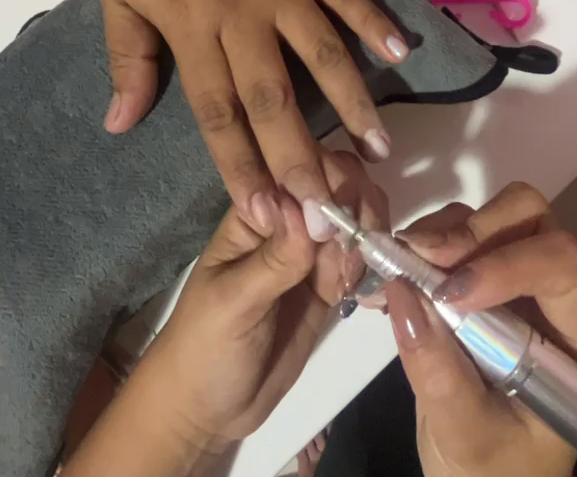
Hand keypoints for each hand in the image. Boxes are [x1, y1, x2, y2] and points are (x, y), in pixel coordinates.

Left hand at [66, 153, 388, 475]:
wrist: (207, 409)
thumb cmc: (203, 348)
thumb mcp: (232, 303)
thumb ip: (273, 260)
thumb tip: (304, 208)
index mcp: (254, 208)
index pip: (296, 168)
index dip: (325, 181)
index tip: (338, 220)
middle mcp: (287, 218)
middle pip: (336, 181)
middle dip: (356, 204)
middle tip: (358, 248)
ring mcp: (311, 250)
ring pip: (355, 214)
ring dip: (368, 234)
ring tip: (353, 277)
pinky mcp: (329, 283)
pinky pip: (361, 256)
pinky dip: (372, 264)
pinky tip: (363, 291)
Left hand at [99, 0, 407, 226]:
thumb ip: (127, 59)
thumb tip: (119, 126)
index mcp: (192, 27)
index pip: (219, 110)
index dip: (241, 165)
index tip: (266, 214)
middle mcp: (242, 12)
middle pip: (275, 94)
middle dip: (301, 155)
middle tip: (330, 208)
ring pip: (322, 50)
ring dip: (352, 101)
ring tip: (378, 149)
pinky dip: (372, 21)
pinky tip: (399, 54)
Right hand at [382, 183, 576, 476]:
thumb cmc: (493, 469)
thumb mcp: (467, 434)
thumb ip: (438, 371)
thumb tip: (399, 291)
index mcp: (571, 335)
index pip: (561, 266)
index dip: (510, 263)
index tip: (452, 295)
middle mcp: (546, 293)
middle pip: (529, 219)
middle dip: (472, 230)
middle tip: (421, 257)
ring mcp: (508, 278)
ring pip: (486, 215)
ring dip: (440, 232)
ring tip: (397, 265)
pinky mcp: (471, 275)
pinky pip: (450, 232)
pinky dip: (417, 242)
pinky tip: (390, 275)